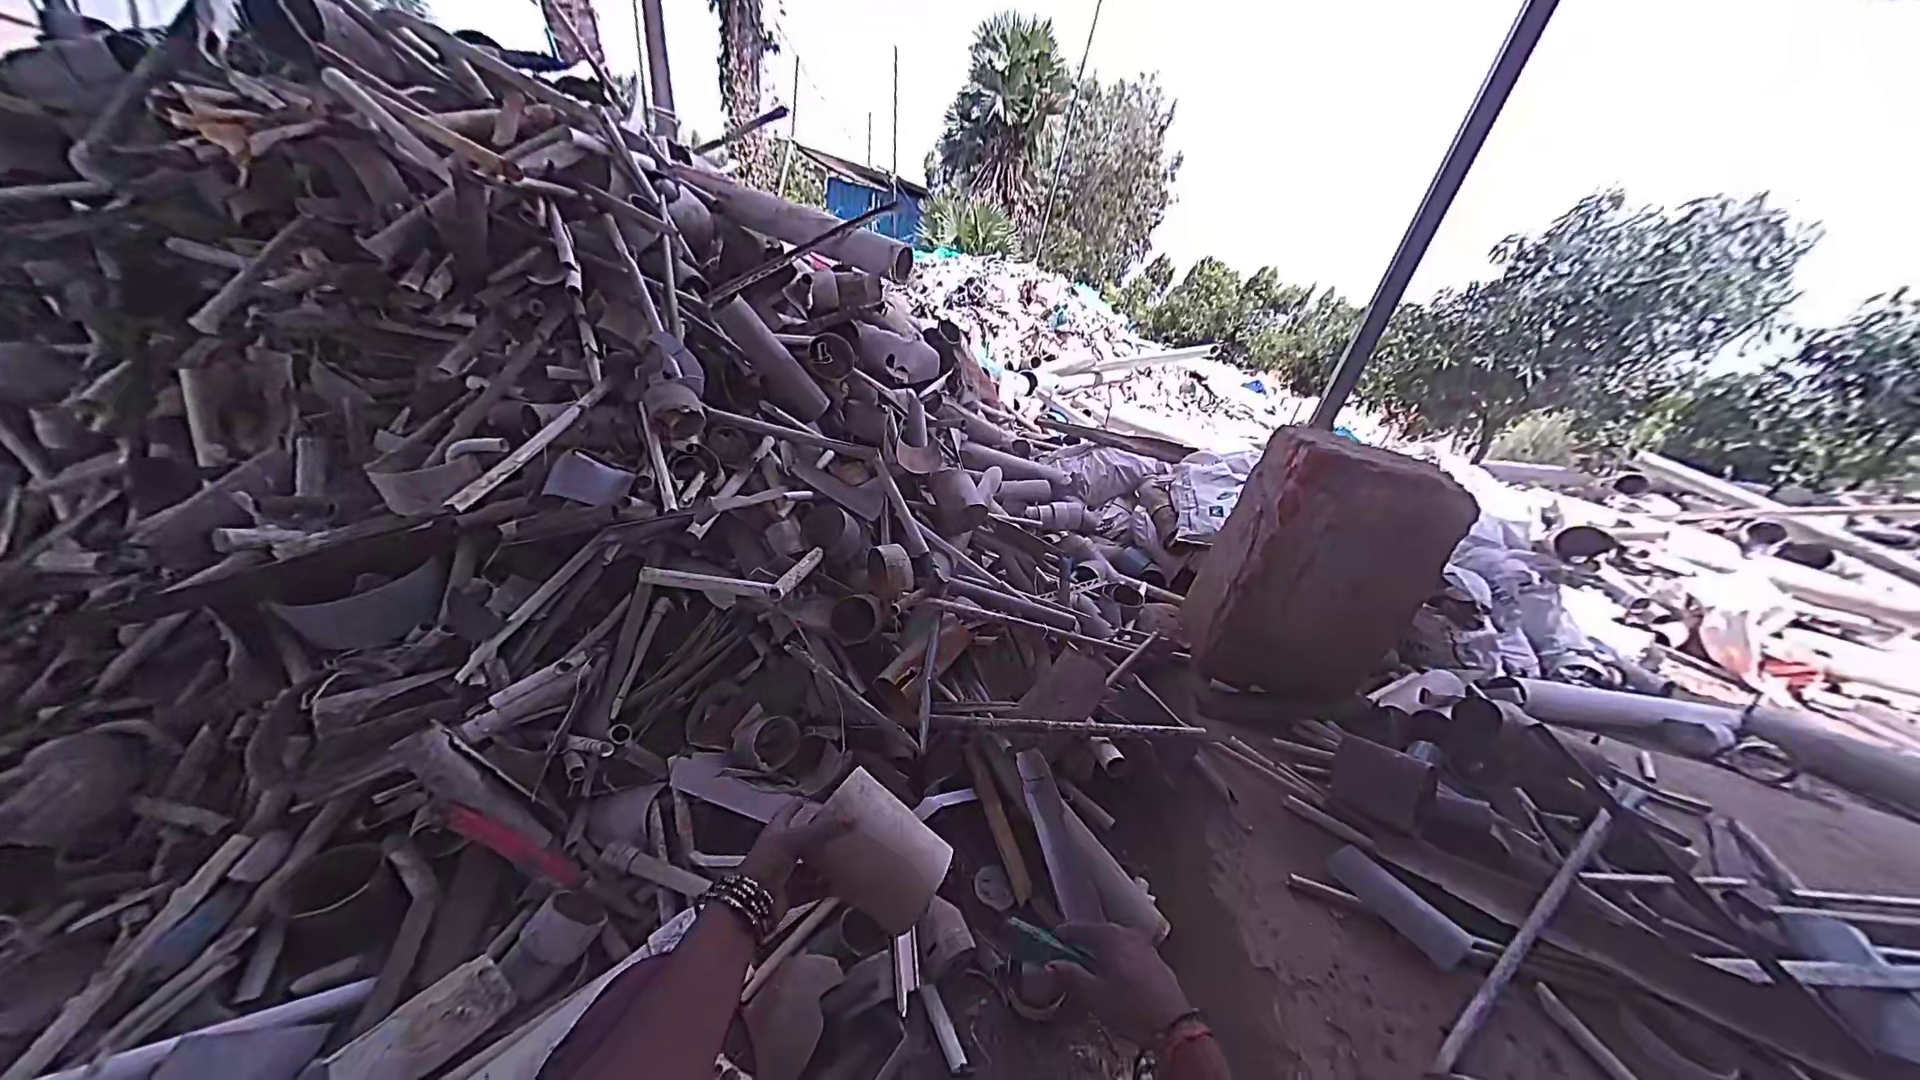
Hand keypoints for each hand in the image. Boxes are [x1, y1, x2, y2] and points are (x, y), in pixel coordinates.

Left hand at [737, 799, 849, 915]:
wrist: (753, 904)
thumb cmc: (767, 863)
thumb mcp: (795, 840)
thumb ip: (823, 829)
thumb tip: (850, 818)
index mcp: (776, 831)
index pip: (789, 812)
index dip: (800, 804)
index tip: (815, 799)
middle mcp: (780, 850)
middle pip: (804, 839)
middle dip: (822, 835)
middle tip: (843, 828)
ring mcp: (786, 873)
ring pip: (811, 864)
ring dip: (826, 862)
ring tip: (848, 855)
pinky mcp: (792, 893)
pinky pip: (814, 887)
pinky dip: (826, 885)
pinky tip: (842, 882)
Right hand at [1047, 922, 1192, 1044]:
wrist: (1175, 1027)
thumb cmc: (1130, 1008)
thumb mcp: (1094, 996)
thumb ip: (1071, 977)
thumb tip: (1052, 964)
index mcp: (1109, 936)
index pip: (1079, 928)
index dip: (1063, 934)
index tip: (1052, 940)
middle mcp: (1127, 933)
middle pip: (1099, 933)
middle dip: (1084, 943)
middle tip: (1070, 955)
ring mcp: (1145, 946)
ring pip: (1116, 943)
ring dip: (1103, 952)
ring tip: (1093, 968)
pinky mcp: (1158, 962)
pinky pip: (1131, 953)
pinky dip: (1119, 960)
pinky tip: (1118, 977)